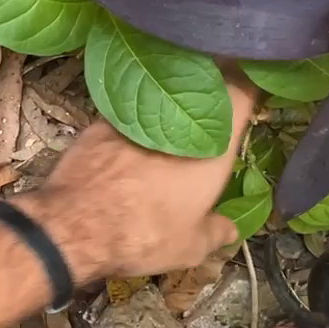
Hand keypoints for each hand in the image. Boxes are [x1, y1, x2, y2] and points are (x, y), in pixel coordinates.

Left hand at [15, 72, 257, 282]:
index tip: (252, 81)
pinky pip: (122, 117)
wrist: (76, 226)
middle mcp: (174, 120)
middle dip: (208, 92)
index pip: (243, 91)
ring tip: (165, 127)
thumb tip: (229, 229)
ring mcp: (133, 117)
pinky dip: (129, 126)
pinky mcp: (97, 124)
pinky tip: (123, 146)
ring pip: (157, 99)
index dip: (250, 81)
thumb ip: (214, 232)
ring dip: (164, 108)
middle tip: (209, 108)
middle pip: (200, 88)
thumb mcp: (190, 246)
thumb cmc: (146, 234)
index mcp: (211, 145)